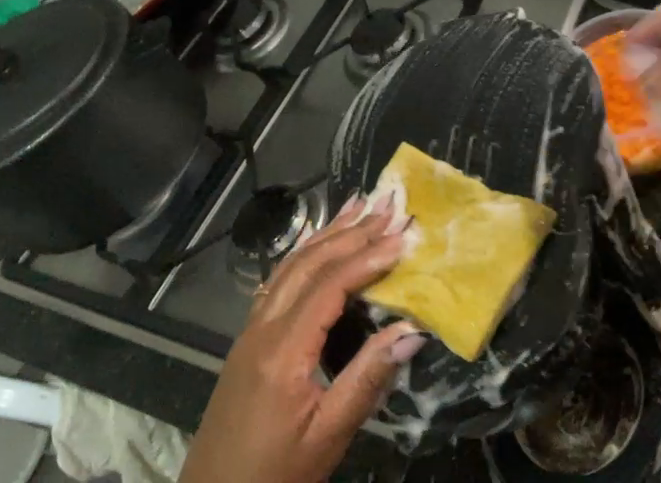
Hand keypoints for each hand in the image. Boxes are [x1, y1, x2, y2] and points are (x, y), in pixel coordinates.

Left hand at [181, 199, 425, 482]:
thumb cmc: (273, 475)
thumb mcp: (327, 435)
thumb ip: (367, 379)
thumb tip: (413, 330)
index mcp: (282, 351)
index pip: (330, 285)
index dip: (369, 257)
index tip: (405, 236)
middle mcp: (261, 330)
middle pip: (308, 264)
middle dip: (351, 231)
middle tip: (389, 204)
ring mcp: (249, 334)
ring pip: (289, 268)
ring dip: (327, 234)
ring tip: (359, 205)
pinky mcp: (247, 344)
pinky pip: (277, 283)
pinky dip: (305, 255)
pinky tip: (318, 245)